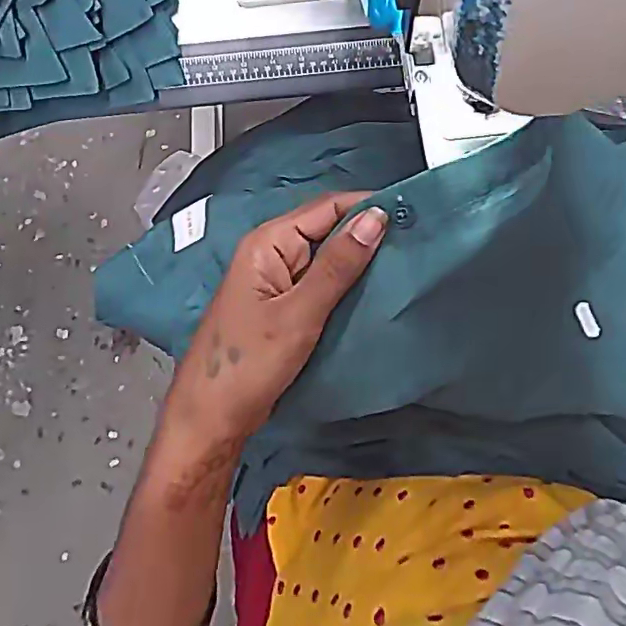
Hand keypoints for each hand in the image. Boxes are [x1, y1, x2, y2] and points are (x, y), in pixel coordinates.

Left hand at [160, 193, 387, 448]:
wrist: (211, 419)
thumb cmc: (247, 366)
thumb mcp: (299, 314)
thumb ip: (338, 265)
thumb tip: (376, 217)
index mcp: (268, 242)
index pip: (327, 208)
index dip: (368, 206)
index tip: (411, 213)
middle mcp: (271, 252)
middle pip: (327, 228)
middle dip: (367, 232)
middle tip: (414, 240)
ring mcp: (276, 279)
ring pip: (327, 257)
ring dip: (360, 260)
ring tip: (404, 263)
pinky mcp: (283, 304)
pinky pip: (321, 282)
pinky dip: (346, 283)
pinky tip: (374, 291)